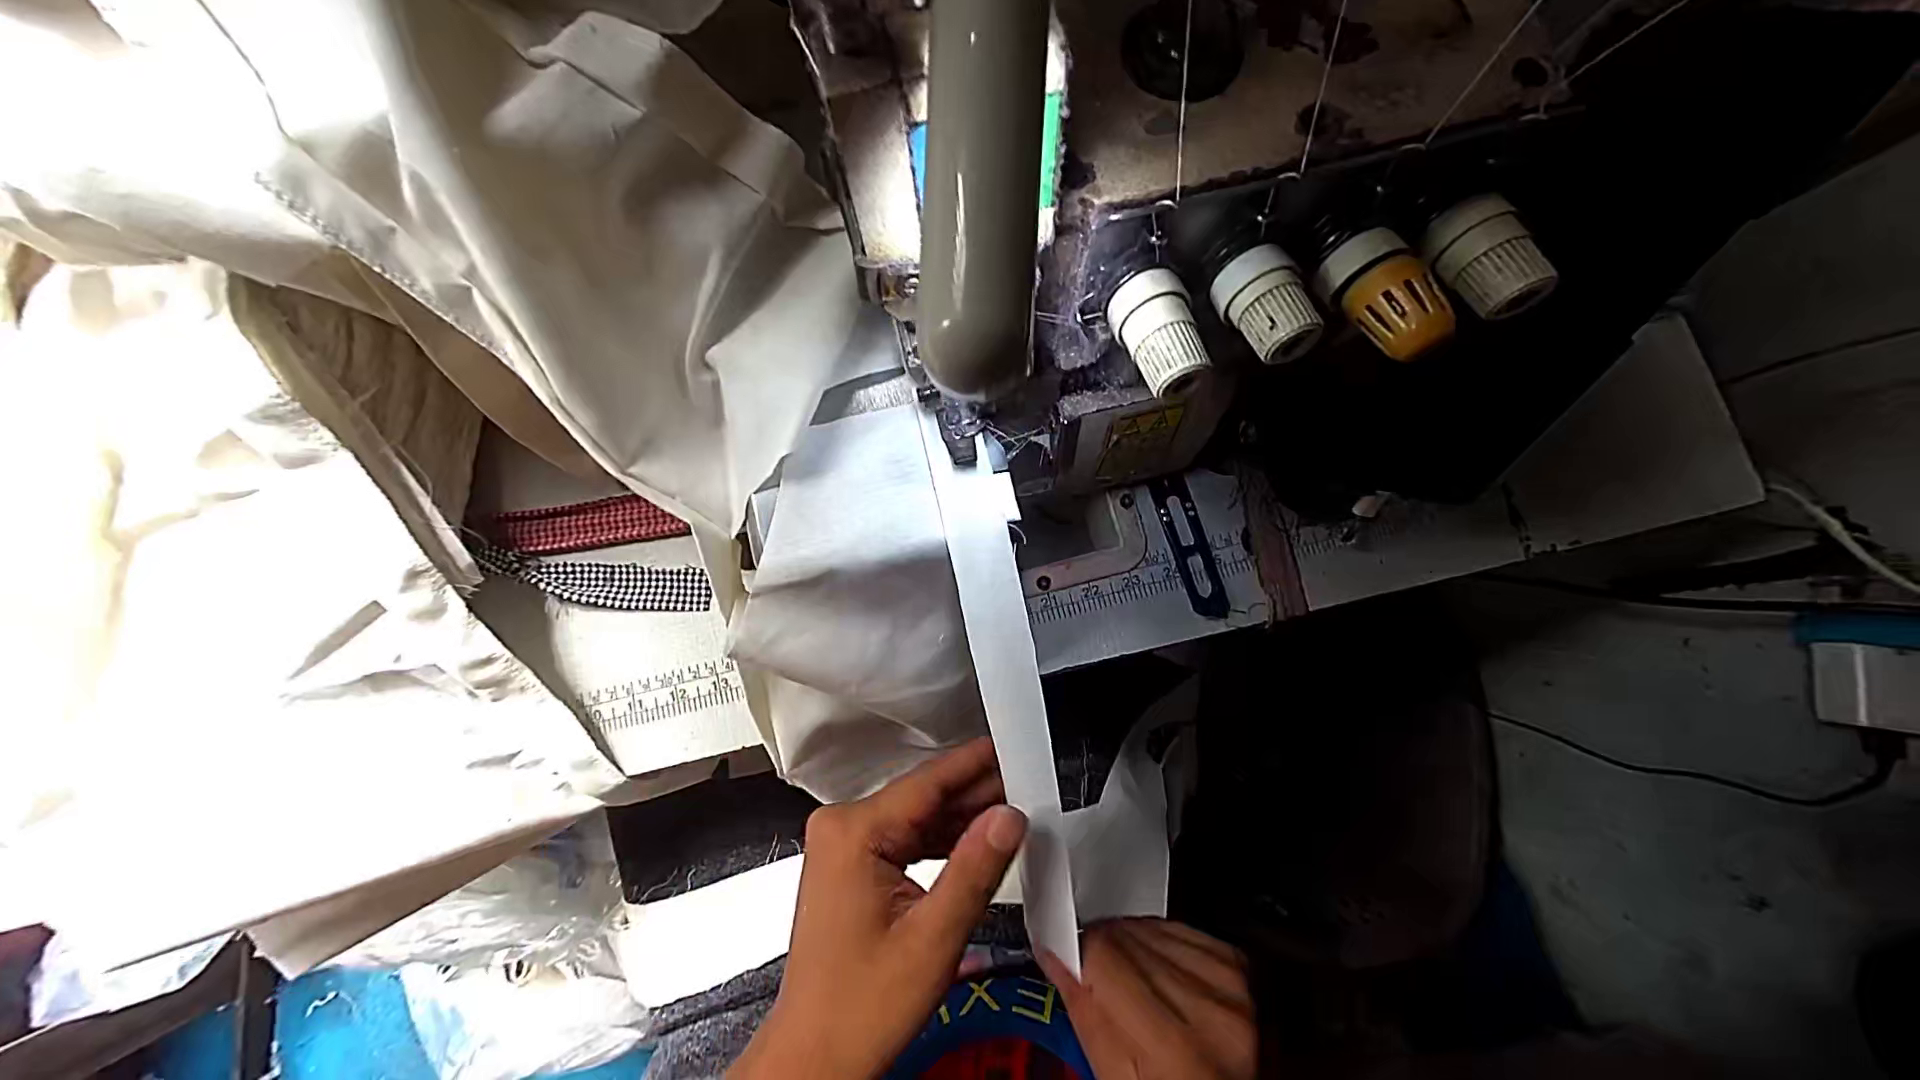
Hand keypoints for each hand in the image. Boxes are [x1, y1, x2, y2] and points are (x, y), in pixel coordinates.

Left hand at [729, 738, 1027, 1079]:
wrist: (815, 1054)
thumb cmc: (856, 1008)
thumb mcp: (933, 938)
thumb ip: (976, 869)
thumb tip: (1007, 819)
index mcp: (853, 833)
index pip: (927, 783)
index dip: (973, 764)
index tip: (1005, 748)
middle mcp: (841, 828)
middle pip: (922, 797)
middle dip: (973, 794)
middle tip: (1021, 786)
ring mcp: (844, 845)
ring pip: (916, 817)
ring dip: (960, 819)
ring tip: (1006, 814)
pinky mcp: (851, 862)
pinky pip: (904, 836)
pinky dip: (940, 841)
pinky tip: (972, 842)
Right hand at [1040, 918, 1256, 1079]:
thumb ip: (1088, 1017)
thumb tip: (1057, 955)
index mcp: (1179, 1058)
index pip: (1103, 954)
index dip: (1072, 950)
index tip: (1059, 952)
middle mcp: (1213, 1013)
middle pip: (1124, 937)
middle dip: (1098, 952)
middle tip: (1094, 981)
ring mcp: (1231, 986)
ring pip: (1145, 928)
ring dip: (1126, 945)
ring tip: (1130, 986)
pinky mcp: (1237, 965)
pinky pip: (1174, 929)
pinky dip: (1156, 944)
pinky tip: (1156, 974)